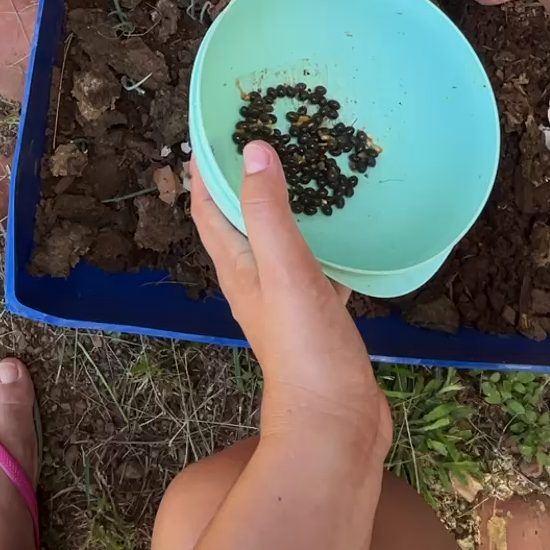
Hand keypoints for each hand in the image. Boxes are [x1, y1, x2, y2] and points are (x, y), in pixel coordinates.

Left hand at [190, 144, 390, 457]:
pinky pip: (311, 261)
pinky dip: (320, 237)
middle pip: (238, 216)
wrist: (336, 423)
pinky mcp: (313, 311)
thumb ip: (268, 211)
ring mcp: (283, 296)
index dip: (204, 166)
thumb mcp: (284, 268)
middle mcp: (252, 277)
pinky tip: (345, 227)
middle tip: (267, 136)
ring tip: (307, 168)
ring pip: (276, 237)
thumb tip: (253, 149)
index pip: (207, 204)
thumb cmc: (305, 346)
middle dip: (244, 176)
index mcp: (235, 264)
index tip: (214, 126)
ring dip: (283, 203)